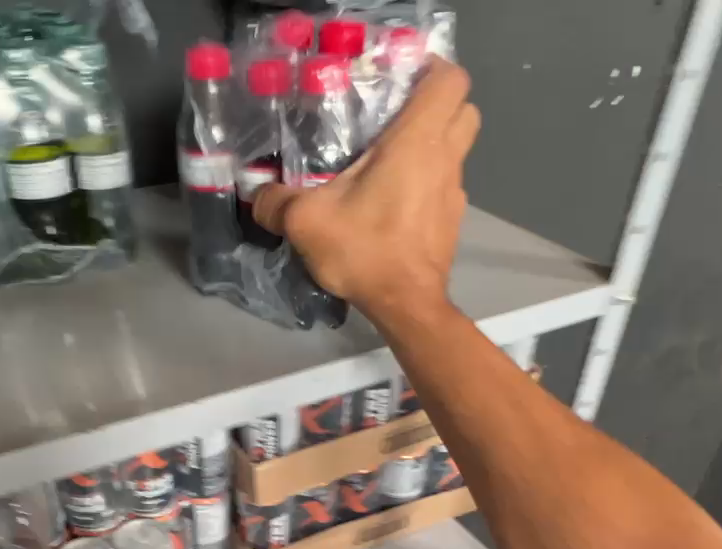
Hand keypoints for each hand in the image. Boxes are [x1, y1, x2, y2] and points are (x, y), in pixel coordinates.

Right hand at [252, 59, 480, 317]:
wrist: (405, 305)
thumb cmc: (365, 250)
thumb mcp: (307, 222)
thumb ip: (277, 202)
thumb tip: (258, 195)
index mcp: (417, 141)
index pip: (450, 80)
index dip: (431, 70)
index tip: (399, 82)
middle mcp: (445, 158)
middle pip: (463, 109)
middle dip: (436, 105)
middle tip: (396, 118)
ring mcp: (454, 193)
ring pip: (456, 149)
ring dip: (432, 147)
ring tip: (390, 163)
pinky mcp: (452, 222)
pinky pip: (445, 187)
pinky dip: (427, 185)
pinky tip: (395, 205)